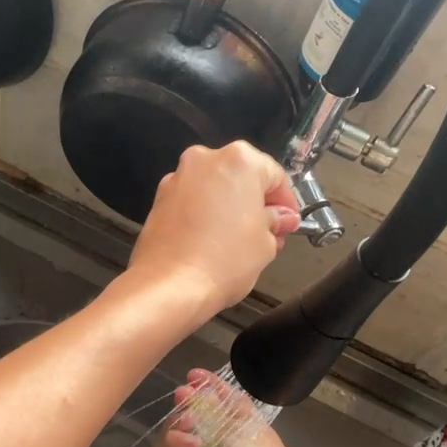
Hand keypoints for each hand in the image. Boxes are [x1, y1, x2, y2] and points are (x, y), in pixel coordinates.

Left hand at [128, 143, 298, 317]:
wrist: (168, 287)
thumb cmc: (223, 261)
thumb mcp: (265, 243)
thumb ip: (275, 222)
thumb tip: (280, 217)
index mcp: (239, 160)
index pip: (275, 176)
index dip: (286, 202)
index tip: (289, 222)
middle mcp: (204, 161)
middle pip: (240, 178)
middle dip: (255, 204)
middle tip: (267, 234)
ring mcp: (176, 180)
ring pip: (212, 190)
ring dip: (228, 210)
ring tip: (238, 243)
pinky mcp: (157, 202)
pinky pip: (190, 204)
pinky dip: (202, 217)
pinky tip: (211, 244)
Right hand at [162, 370, 308, 446]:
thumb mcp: (246, 433)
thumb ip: (218, 410)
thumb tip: (192, 390)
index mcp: (248, 433)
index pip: (226, 403)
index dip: (210, 388)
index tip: (194, 375)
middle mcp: (223, 446)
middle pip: (196, 413)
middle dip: (190, 403)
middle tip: (183, 397)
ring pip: (177, 430)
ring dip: (182, 426)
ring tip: (191, 434)